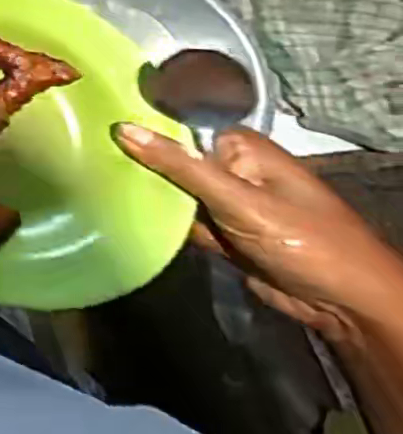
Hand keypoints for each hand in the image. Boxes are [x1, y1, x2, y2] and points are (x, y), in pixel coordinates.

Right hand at [116, 124, 402, 343]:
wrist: (352, 311)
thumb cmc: (309, 245)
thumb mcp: (241, 201)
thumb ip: (180, 165)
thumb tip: (121, 127)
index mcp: (243, 150)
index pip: (176, 125)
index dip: (137, 125)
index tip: (91, 123)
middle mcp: (231, 168)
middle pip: (166, 155)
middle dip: (134, 161)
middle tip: (82, 153)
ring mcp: (223, 199)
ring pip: (165, 186)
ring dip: (141, 191)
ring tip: (90, 178)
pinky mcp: (216, 226)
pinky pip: (172, 213)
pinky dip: (154, 215)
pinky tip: (119, 208)